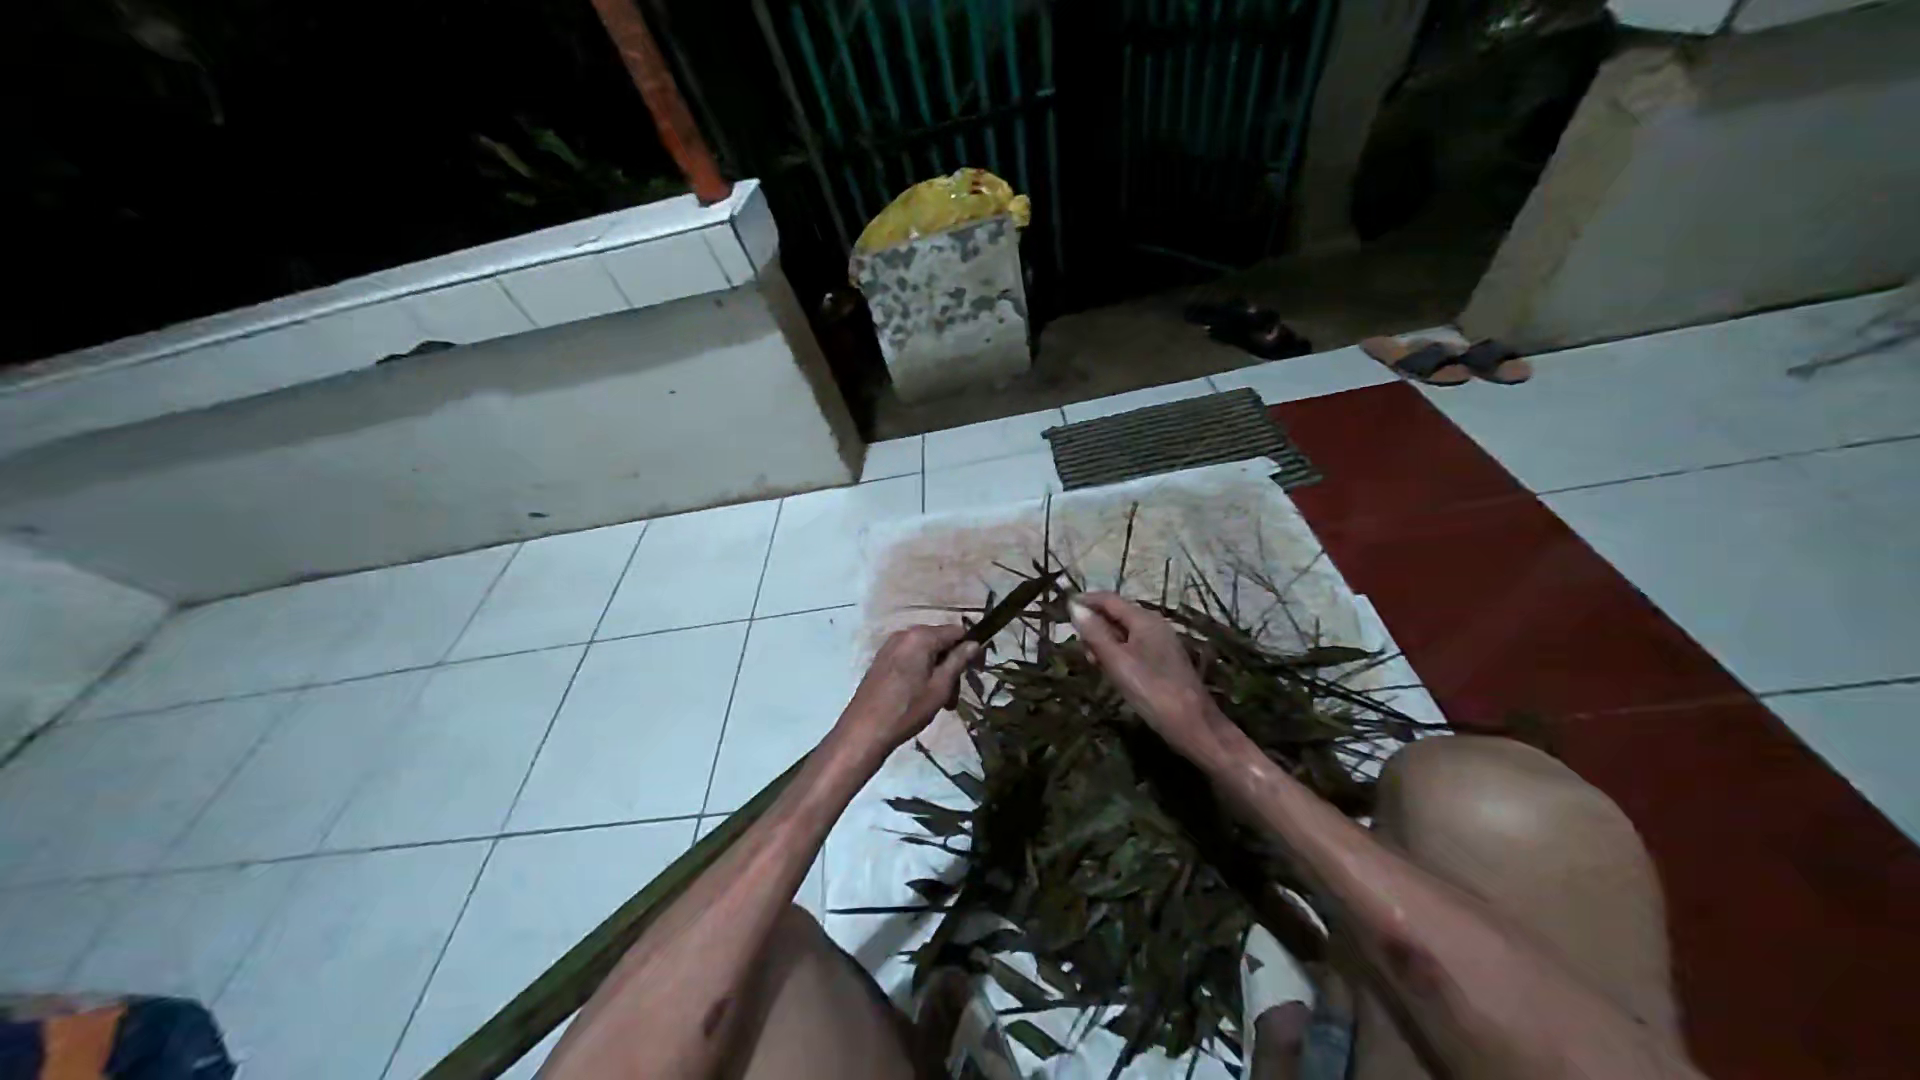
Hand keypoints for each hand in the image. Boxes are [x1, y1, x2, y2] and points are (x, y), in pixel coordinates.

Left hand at [834, 624, 980, 755]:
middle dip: (952, 665)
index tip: (978, 671)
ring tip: (941, 703)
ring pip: (926, 653)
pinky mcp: (882, 660)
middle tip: (956, 696)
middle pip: (940, 642)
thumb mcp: (940, 687)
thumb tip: (974, 643)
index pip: (956, 631)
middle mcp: (904, 635)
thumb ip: (958, 661)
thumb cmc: (907, 709)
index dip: (971, 648)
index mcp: (920, 637)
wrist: (864, 730)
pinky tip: (922, 696)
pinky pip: (910, 659)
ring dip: (938, 672)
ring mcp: (890, 647)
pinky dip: (922, 672)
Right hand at [1070, 592, 1226, 758]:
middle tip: (1078, 645)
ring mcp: (1160, 643)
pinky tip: (1110, 670)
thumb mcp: (1116, 660)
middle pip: (1117, 614)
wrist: (1192, 724)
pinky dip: (1117, 652)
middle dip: (1094, 625)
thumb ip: (1094, 633)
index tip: (1063, 608)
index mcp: (1144, 619)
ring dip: (1104, 641)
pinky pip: (1133, 646)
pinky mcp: (1163, 660)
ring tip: (1093, 662)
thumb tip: (1074, 606)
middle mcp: (1154, 625)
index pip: (1109, 599)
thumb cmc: (1150, 690)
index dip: (1086, 601)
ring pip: (1124, 632)